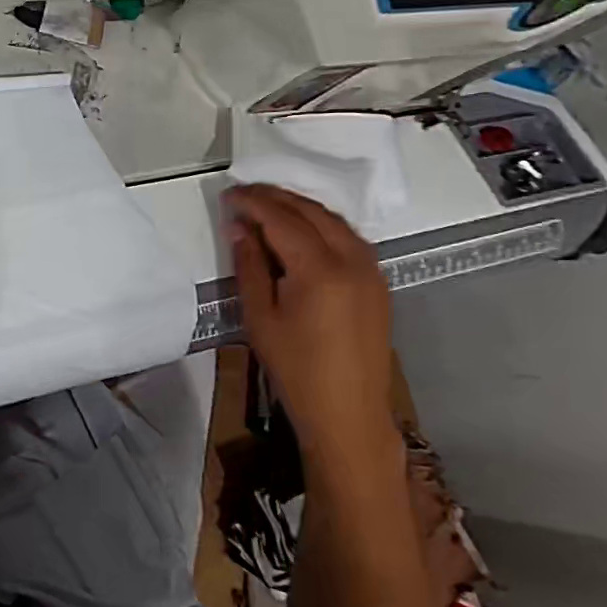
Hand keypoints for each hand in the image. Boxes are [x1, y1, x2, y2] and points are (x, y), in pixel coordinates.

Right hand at [222, 184, 394, 458]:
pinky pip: (348, 238)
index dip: (254, 203)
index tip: (229, 195)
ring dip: (300, 207)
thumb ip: (250, 266)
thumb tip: (240, 228)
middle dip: (277, 198)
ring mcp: (371, 271)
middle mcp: (352, 261)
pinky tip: (302, 231)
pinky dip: (321, 224)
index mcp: (320, 270)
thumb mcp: (260, 316)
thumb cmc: (295, 367)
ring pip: (334, 222)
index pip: (283, 219)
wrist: (347, 412)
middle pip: (312, 213)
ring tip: (269, 206)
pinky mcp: (377, 283)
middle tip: (245, 194)